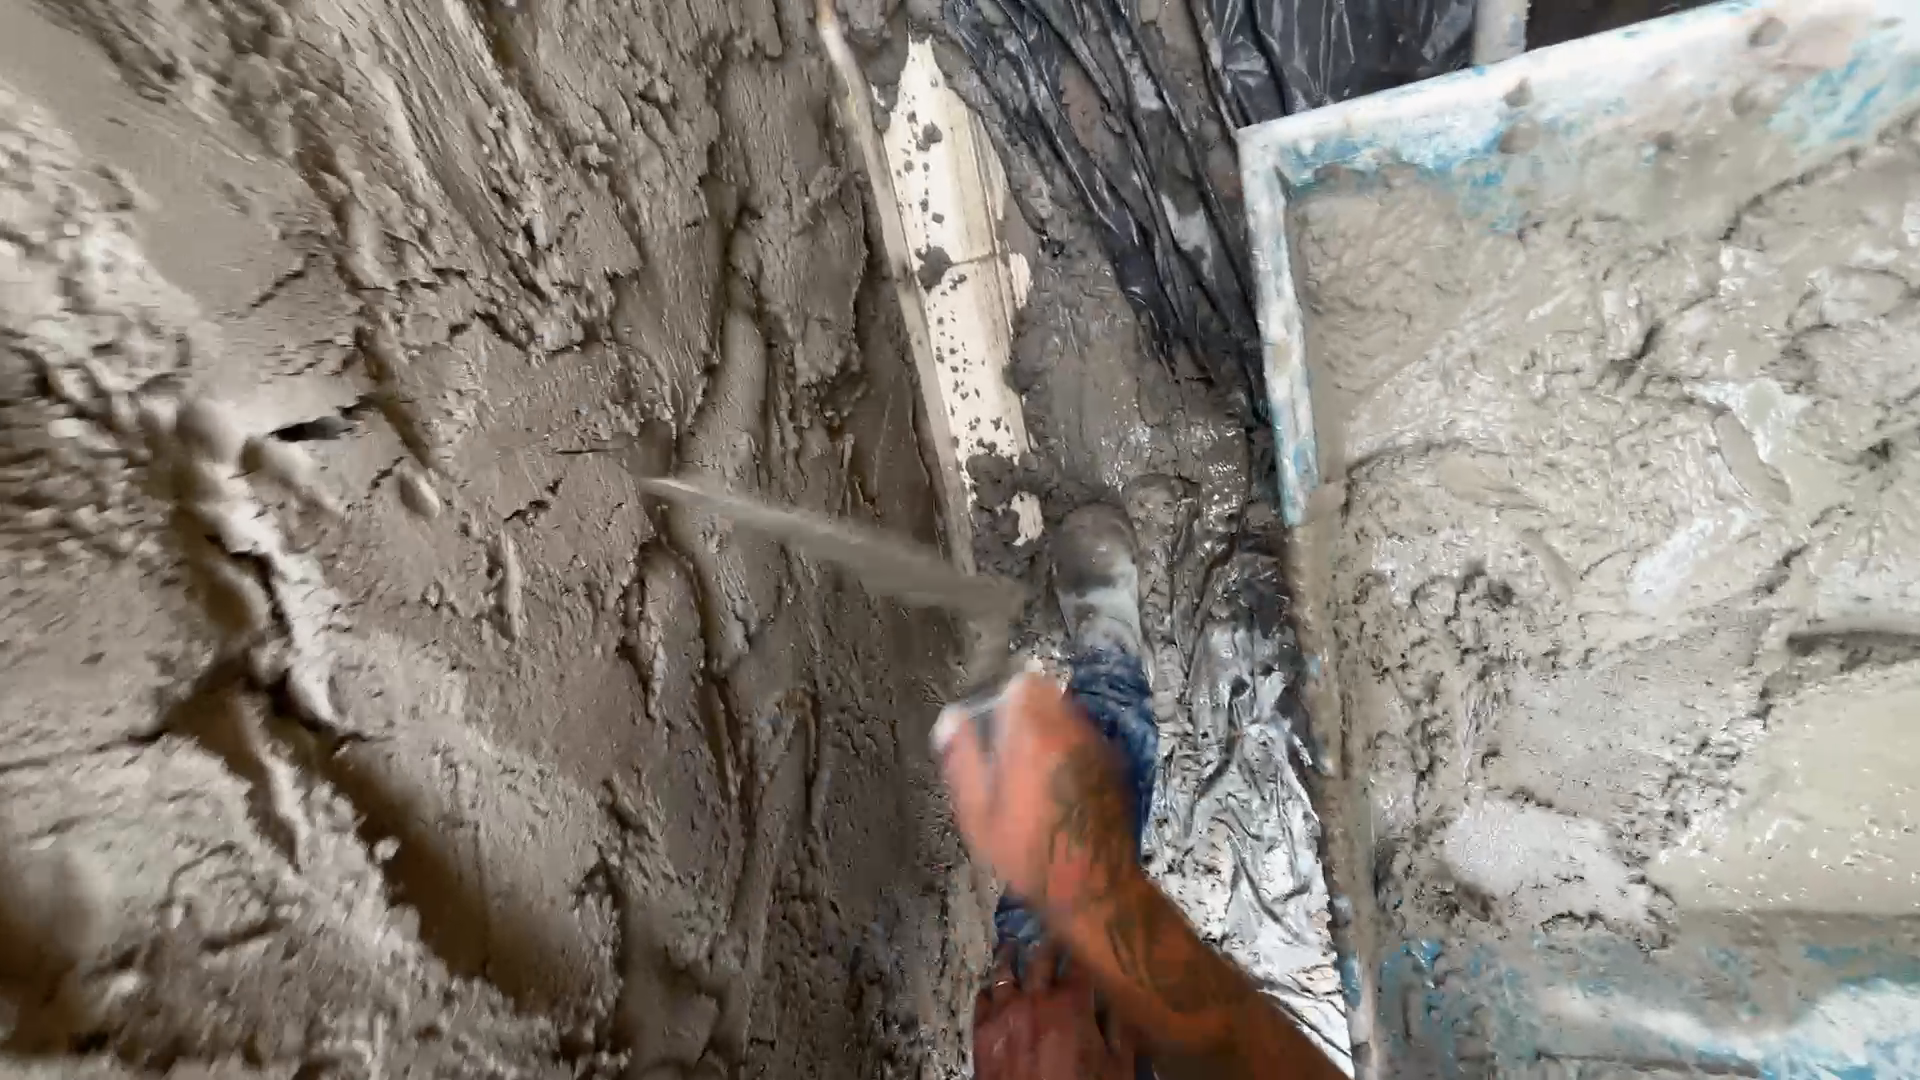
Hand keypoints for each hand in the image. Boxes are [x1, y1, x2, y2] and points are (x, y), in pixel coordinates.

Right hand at [933, 673, 1138, 915]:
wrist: (1094, 887)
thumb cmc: (1028, 854)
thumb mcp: (978, 814)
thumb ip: (962, 758)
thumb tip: (950, 721)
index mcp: (1032, 735)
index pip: (1023, 685)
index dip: (1005, 700)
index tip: (995, 725)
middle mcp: (1069, 731)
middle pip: (1048, 693)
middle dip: (1028, 711)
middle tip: (1012, 747)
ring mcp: (1097, 746)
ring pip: (1069, 714)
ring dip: (1051, 728)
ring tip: (1037, 769)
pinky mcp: (1115, 764)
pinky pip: (1087, 738)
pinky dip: (1073, 748)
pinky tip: (1062, 785)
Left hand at [974, 941, 1136, 1079]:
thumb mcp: (1117, 1072)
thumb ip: (1121, 1034)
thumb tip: (1123, 1005)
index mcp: (1072, 1004)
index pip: (1079, 964)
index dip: (1082, 950)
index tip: (1084, 938)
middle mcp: (1036, 998)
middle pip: (1041, 959)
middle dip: (1048, 946)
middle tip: (1050, 936)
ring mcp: (1005, 1012)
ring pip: (1005, 970)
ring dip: (1010, 956)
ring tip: (1012, 945)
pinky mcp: (982, 1032)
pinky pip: (982, 998)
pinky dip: (989, 990)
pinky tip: (991, 988)